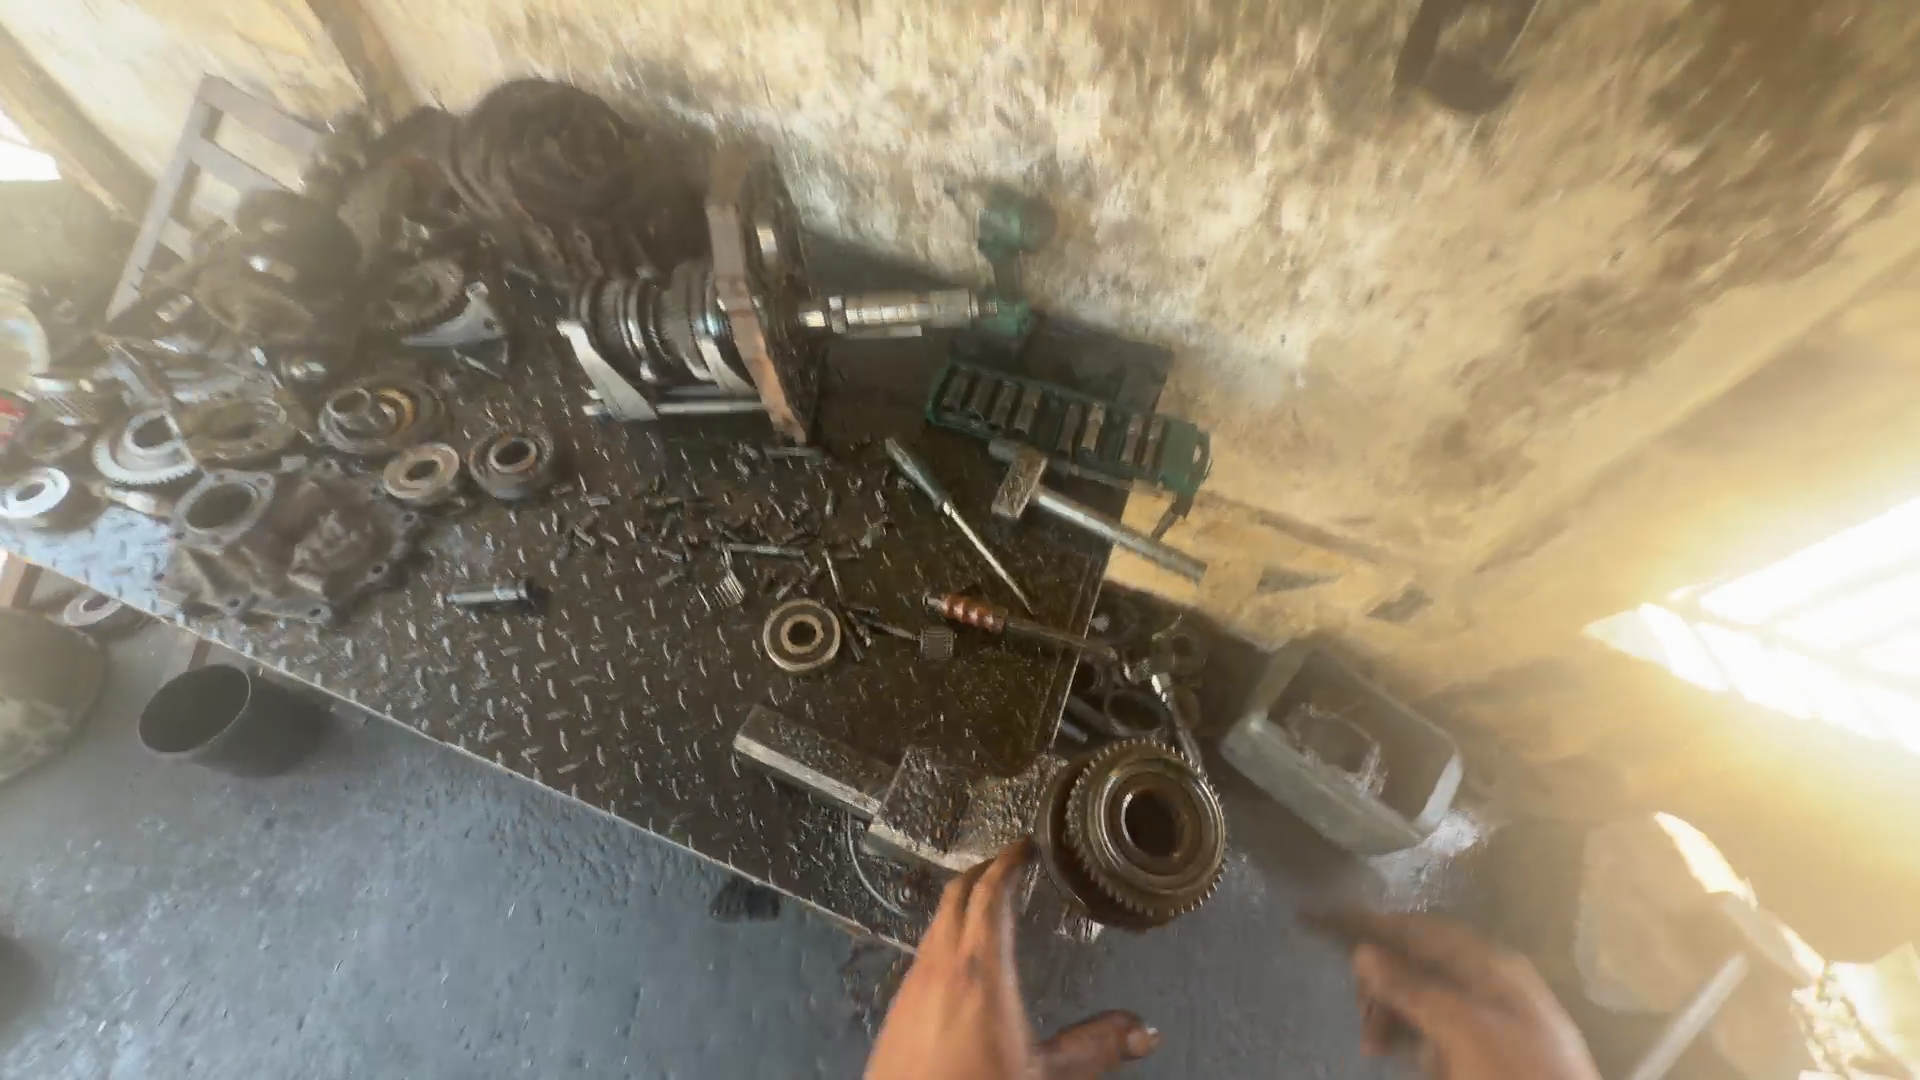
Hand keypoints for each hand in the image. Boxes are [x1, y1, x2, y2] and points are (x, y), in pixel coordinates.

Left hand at [865, 842, 1159, 1079]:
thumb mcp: (1043, 1076)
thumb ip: (1093, 1047)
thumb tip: (1146, 1030)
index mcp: (980, 966)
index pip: (991, 893)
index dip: (1008, 861)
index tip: (1025, 844)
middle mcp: (942, 960)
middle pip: (958, 893)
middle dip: (984, 870)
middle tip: (1011, 864)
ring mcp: (913, 980)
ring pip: (937, 919)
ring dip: (962, 900)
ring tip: (988, 902)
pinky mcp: (897, 1003)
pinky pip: (924, 947)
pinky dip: (945, 931)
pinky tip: (959, 958)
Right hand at [1325, 911, 1600, 1079]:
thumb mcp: (1462, 1033)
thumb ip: (1410, 988)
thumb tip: (1363, 951)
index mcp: (1488, 964)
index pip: (1411, 925)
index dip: (1363, 921)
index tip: (1313, 918)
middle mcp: (1487, 979)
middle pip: (1410, 960)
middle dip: (1378, 984)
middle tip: (1363, 1022)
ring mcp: (1487, 1015)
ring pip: (1417, 995)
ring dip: (1389, 1015)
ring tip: (1377, 1049)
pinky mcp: (1484, 1049)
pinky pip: (1431, 1026)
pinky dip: (1409, 1036)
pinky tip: (1403, 1058)